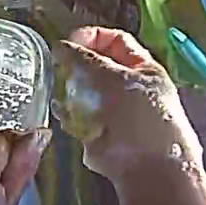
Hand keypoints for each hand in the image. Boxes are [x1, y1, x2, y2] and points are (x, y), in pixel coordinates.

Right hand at [56, 26, 201, 182]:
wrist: (146, 168)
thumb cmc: (138, 118)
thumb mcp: (111, 78)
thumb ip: (84, 59)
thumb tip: (60, 46)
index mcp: (142, 68)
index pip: (115, 40)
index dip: (92, 37)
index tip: (68, 42)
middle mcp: (128, 87)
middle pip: (95, 66)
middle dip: (76, 67)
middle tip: (59, 69)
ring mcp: (112, 110)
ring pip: (81, 91)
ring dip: (71, 93)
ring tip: (64, 97)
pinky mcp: (97, 131)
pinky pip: (76, 116)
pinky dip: (70, 116)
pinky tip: (69, 119)